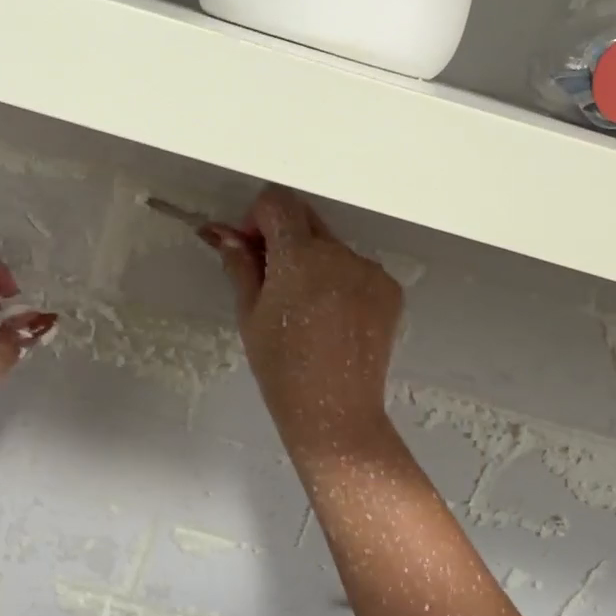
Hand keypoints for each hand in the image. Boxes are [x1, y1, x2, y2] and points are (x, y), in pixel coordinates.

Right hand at [206, 187, 401, 431]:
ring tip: (304, 307)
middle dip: (284, 236)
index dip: (257, 219)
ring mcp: (370, 270)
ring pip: (332, 246)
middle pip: (306, 219)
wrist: (333, 413)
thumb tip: (226, 235)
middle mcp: (340, 253)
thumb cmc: (281, 368)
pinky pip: (357, 269)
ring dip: (313, 260)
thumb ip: (241, 265)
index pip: (278, 202)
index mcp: (300, 256)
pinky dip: (340, 280)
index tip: (251, 248)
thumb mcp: (249, 314)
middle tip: (270, 277)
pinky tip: (331, 318)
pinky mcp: (389, 289)